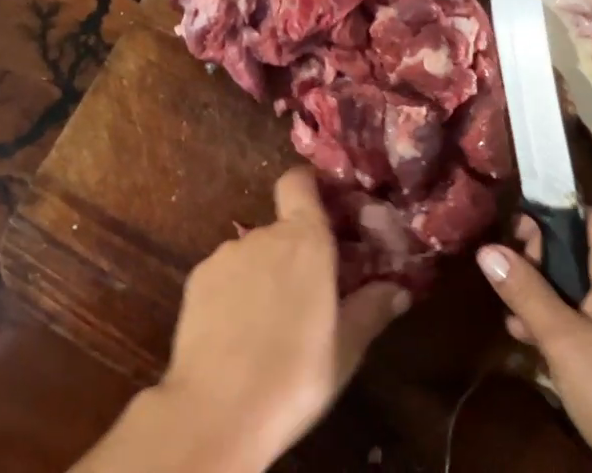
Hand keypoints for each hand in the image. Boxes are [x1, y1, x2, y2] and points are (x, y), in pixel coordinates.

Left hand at [156, 168, 410, 469]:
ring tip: (272, 326)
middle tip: (310, 297)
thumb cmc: (296, 376)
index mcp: (305, 240)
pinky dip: (234, 294)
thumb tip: (397, 288)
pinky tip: (239, 335)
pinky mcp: (195, 280)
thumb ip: (371, 310)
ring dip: (264, 276)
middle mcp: (262, 236)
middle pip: (281, 228)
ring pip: (252, 255)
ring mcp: (224, 256)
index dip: (310, 187)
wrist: (217, 408)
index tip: (325, 208)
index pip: (300, 182)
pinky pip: (224, 277)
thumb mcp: (346, 349)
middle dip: (295, 254)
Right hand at [478, 211, 591, 472]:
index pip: (589, 217)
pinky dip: (580, 319)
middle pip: (590, 249)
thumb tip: (487, 248)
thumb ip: (525, 291)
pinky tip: (552, 351)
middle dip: (546, 263)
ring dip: (557, 295)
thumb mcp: (561, 343)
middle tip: (514, 290)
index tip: (515, 243)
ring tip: (521, 326)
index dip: (549, 219)